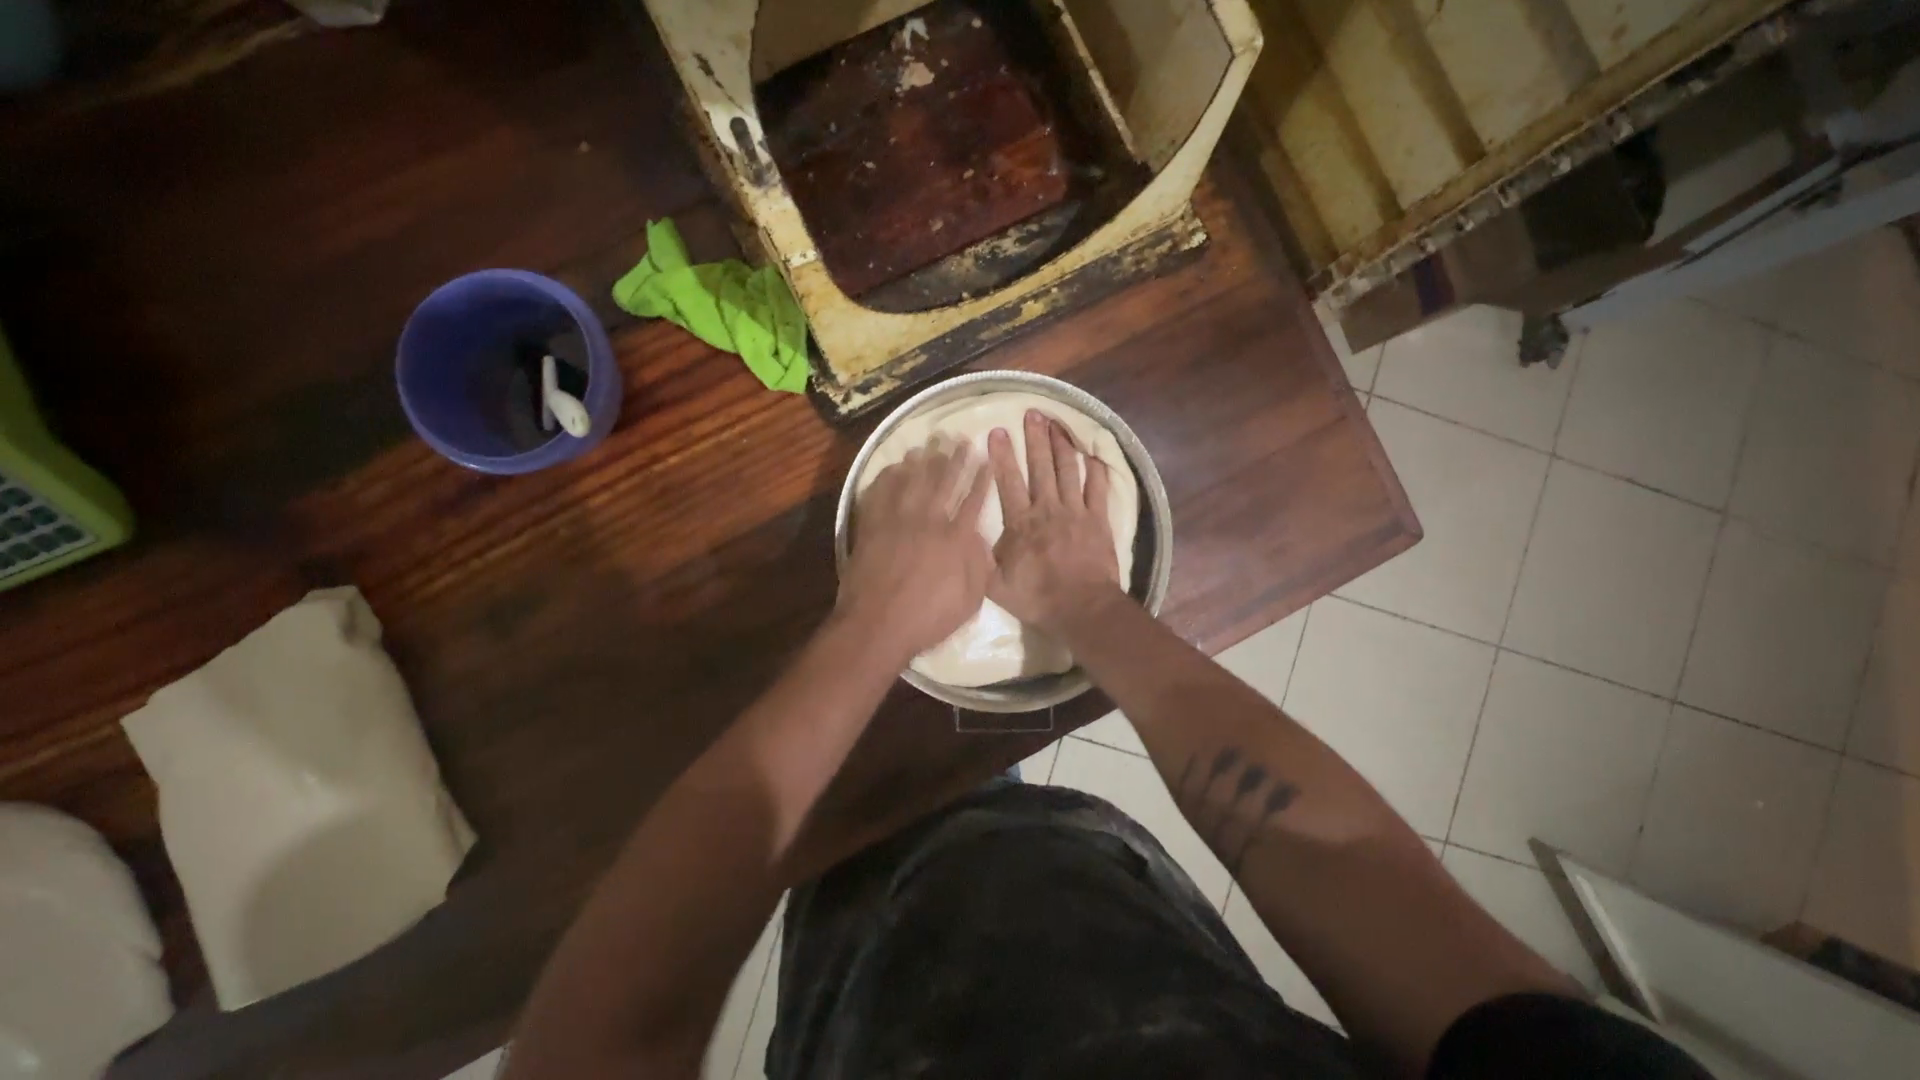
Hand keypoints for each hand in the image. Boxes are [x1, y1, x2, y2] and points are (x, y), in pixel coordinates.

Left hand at [839, 439, 992, 660]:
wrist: (876, 625)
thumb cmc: (927, 619)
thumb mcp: (970, 601)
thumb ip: (978, 566)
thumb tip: (980, 538)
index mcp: (955, 538)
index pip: (973, 500)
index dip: (981, 477)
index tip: (986, 457)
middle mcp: (928, 521)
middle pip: (943, 482)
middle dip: (954, 458)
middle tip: (959, 437)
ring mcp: (896, 521)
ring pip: (912, 481)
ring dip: (922, 460)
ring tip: (930, 443)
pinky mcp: (871, 527)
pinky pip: (880, 493)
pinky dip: (888, 476)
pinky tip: (894, 466)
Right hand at [987, 410, 1124, 634]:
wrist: (1081, 608)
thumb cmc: (1037, 598)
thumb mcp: (995, 584)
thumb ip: (982, 559)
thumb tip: (969, 539)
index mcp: (1020, 523)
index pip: (1008, 482)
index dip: (1002, 456)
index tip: (997, 431)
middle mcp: (1047, 509)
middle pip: (1040, 467)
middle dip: (1034, 438)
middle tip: (1032, 414)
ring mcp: (1075, 512)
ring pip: (1067, 470)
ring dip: (1061, 445)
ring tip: (1056, 423)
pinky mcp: (1098, 520)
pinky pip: (1098, 488)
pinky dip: (1095, 469)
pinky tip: (1092, 453)